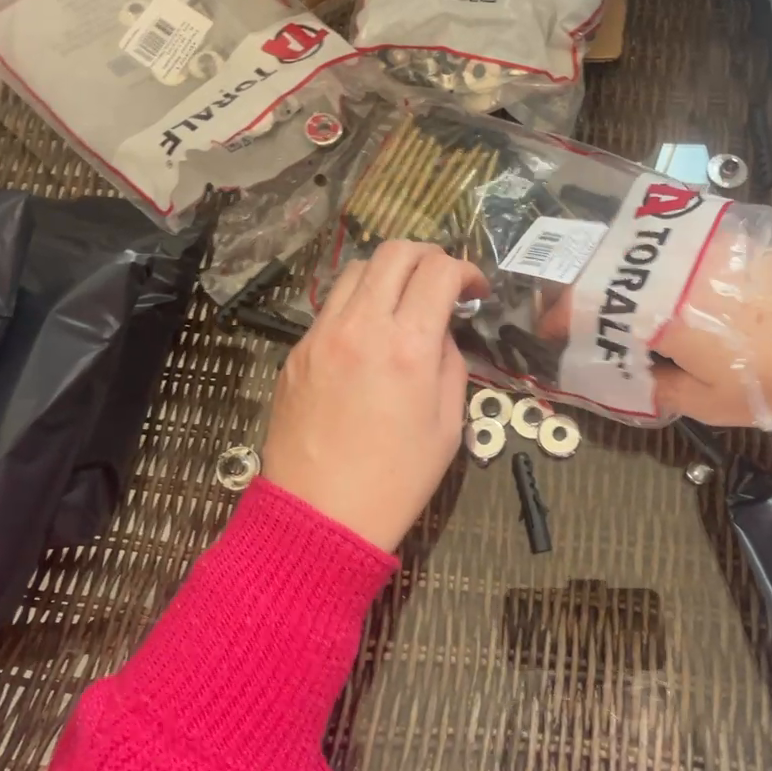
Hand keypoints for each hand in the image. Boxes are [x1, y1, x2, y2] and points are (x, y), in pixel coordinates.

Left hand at [263, 242, 488, 552]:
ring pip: (356, 270)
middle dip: (428, 255)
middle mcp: (361, 327)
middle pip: (394, 252)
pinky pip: (330, 307)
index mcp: (408, 347)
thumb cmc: (396, 482)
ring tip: (404, 302)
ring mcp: (321, 336)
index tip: (475, 290)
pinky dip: (358, 304)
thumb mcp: (448, 427)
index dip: (466, 270)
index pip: (439, 271)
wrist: (319, 518)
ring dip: (389, 273)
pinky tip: (369, 337)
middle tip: (443, 281)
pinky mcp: (296, 352)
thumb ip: (450, 365)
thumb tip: (440, 334)